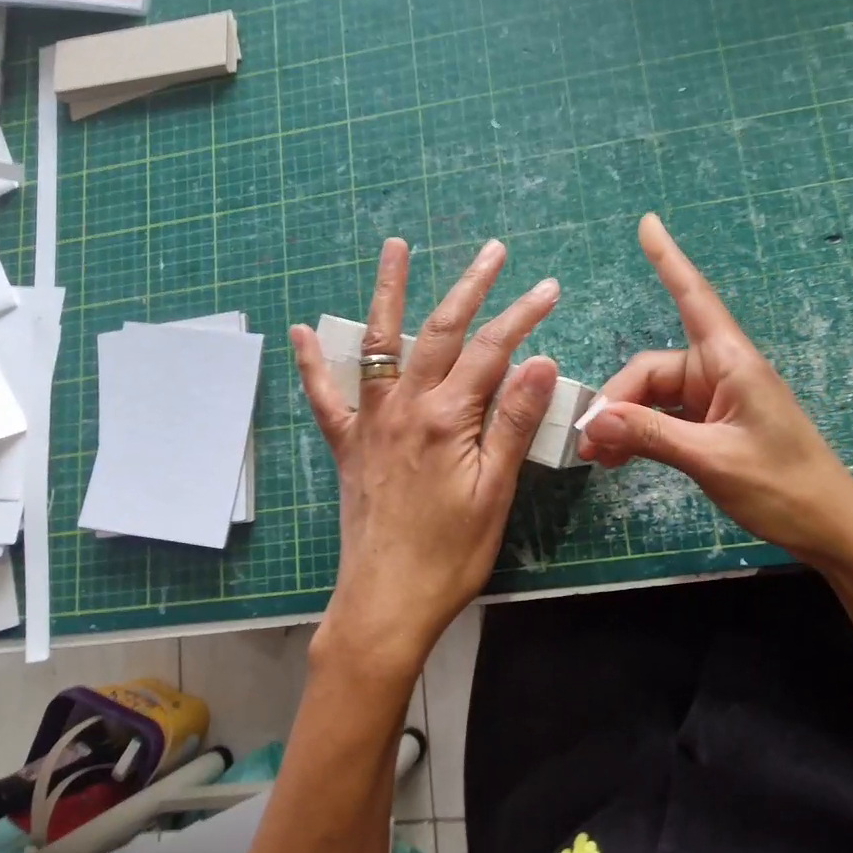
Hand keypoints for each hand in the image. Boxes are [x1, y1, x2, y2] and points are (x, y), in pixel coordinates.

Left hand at [291, 238, 558, 673]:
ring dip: (389, 292)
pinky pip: (325, 396)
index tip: (549, 287)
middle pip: (441, 331)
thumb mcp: (496, 492)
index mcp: (446, 419)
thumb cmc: (451, 554)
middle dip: (470, 286)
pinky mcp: (348, 445)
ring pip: (379, 343)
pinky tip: (303, 330)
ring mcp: (370, 423)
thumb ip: (513, 421)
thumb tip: (542, 360)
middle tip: (494, 250)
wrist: (385, 604)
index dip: (523, 315)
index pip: (493, 351)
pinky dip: (313, 362)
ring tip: (396, 248)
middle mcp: (404, 407)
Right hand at [576, 214, 852, 566]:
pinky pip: (667, 418)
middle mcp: (722, 372)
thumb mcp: (712, 460)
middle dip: (617, 400)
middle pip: (653, 369)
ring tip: (597, 457)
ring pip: (655, 396)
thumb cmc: (784, 487)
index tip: (648, 223)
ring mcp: (719, 400)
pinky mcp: (717, 426)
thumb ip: (651, 435)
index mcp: (732, 363)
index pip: (693, 298)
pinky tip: (619, 458)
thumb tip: (594, 420)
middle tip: (587, 442)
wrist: (830, 528)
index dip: (668, 260)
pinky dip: (642, 434)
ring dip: (625, 422)